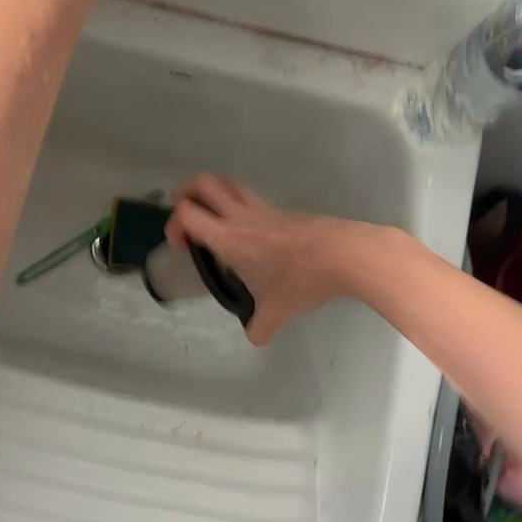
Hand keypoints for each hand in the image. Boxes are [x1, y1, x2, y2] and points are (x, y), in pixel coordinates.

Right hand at [164, 173, 375, 345]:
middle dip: (186, 194)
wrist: (345, 254)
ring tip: (213, 216)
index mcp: (229, 239)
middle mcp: (241, 217)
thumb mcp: (277, 311)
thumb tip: (256, 337)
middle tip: (188, 217)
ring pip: (228, 183)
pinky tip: (251, 234)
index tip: (183, 246)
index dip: (175, 225)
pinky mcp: (283, 211)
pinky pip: (251, 199)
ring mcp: (264, 209)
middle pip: (203, 183)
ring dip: (213, 193)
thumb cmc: (302, 280)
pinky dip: (240, 206)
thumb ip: (260, 326)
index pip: (187, 214)